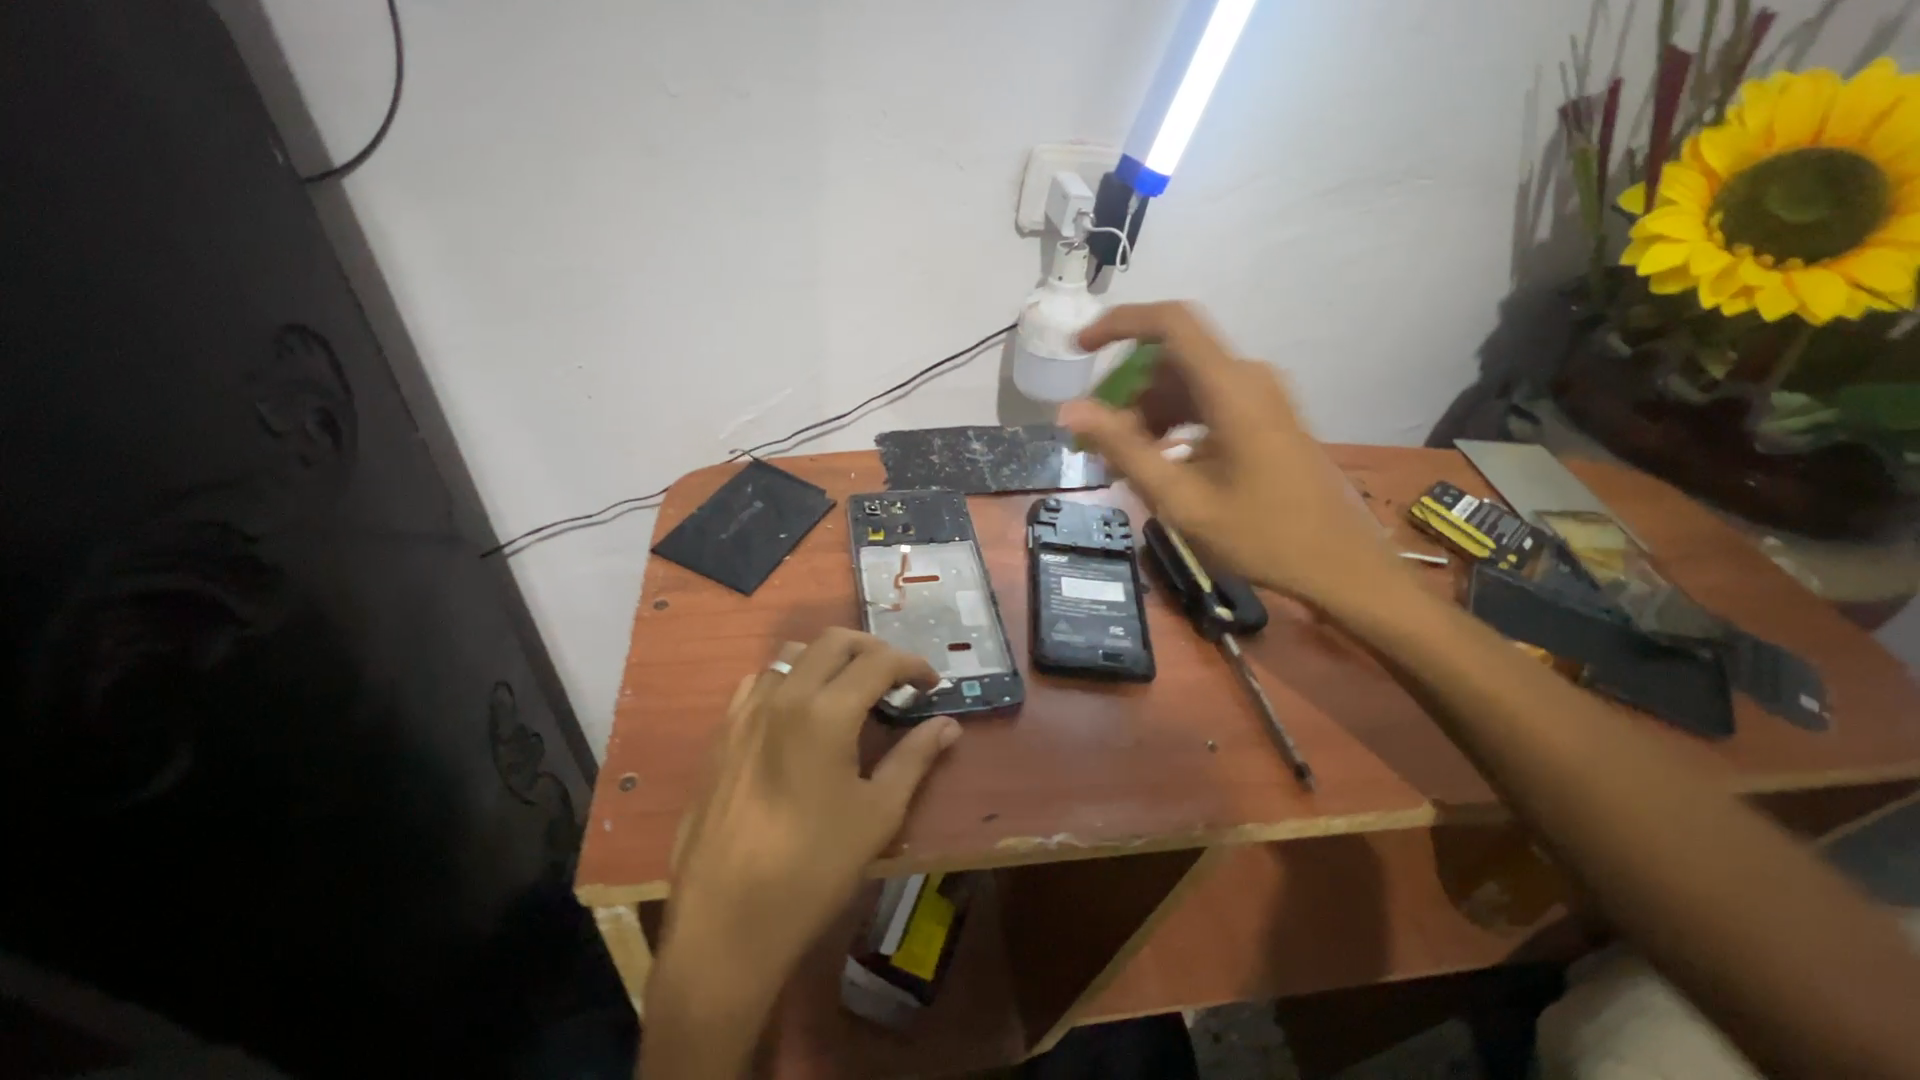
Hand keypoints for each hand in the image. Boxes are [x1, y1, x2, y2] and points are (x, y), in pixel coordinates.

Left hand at [661, 629, 962, 995]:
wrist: (727, 918)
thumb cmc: (814, 868)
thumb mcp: (878, 815)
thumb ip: (914, 759)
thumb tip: (947, 725)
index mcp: (824, 712)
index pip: (877, 661)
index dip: (912, 664)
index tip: (931, 684)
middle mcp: (781, 697)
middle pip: (832, 642)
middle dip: (872, 649)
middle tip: (897, 679)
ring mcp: (744, 713)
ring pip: (790, 656)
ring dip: (828, 660)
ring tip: (850, 693)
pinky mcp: (721, 735)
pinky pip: (758, 684)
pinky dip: (788, 680)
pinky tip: (799, 716)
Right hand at [1059, 301, 1403, 611]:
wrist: (1338, 563)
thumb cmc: (1260, 535)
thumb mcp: (1180, 500)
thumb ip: (1124, 449)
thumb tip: (1070, 410)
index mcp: (1231, 389)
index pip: (1169, 323)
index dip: (1119, 324)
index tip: (1080, 350)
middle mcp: (1249, 378)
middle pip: (1173, 357)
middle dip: (1128, 391)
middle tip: (1100, 439)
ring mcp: (1263, 396)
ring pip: (1189, 381)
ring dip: (1150, 412)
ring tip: (1128, 463)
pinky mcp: (1268, 416)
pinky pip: (1210, 400)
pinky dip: (1177, 422)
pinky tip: (1163, 465)